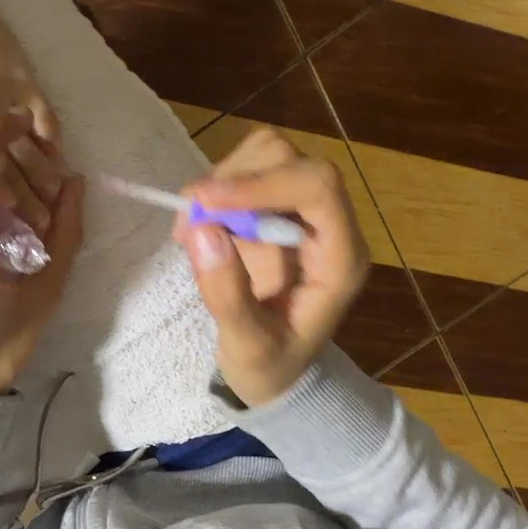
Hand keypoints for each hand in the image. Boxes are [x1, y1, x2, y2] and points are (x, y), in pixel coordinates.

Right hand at [175, 128, 369, 406]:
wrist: (276, 372)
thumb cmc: (270, 368)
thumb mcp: (247, 348)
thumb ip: (228, 295)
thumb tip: (201, 229)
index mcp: (340, 260)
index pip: (318, 189)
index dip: (263, 183)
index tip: (205, 201)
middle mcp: (330, 226)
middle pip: (292, 161)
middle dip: (235, 180)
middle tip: (188, 217)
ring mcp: (303, 213)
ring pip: (269, 156)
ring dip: (222, 181)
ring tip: (189, 227)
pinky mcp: (277, 210)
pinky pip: (248, 172)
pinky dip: (217, 188)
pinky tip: (199, 227)